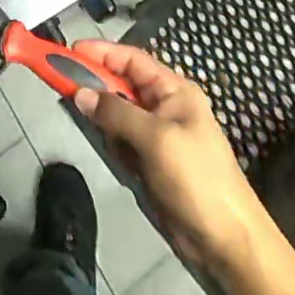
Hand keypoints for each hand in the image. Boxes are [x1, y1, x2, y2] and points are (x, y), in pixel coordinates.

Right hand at [70, 40, 269, 266]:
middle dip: (96, 88)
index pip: (130, 59)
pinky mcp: (150, 160)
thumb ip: (115, 112)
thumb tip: (80, 93)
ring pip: (116, 114)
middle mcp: (164, 106)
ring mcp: (157, 134)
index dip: (100, 52)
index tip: (68, 51)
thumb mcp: (156, 139)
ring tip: (104, 137)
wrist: (228, 242)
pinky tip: (120, 161)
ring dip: (105, 123)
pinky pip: (121, 140)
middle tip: (66, 89)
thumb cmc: (197, 179)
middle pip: (120, 84)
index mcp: (174, 91)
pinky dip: (113, 146)